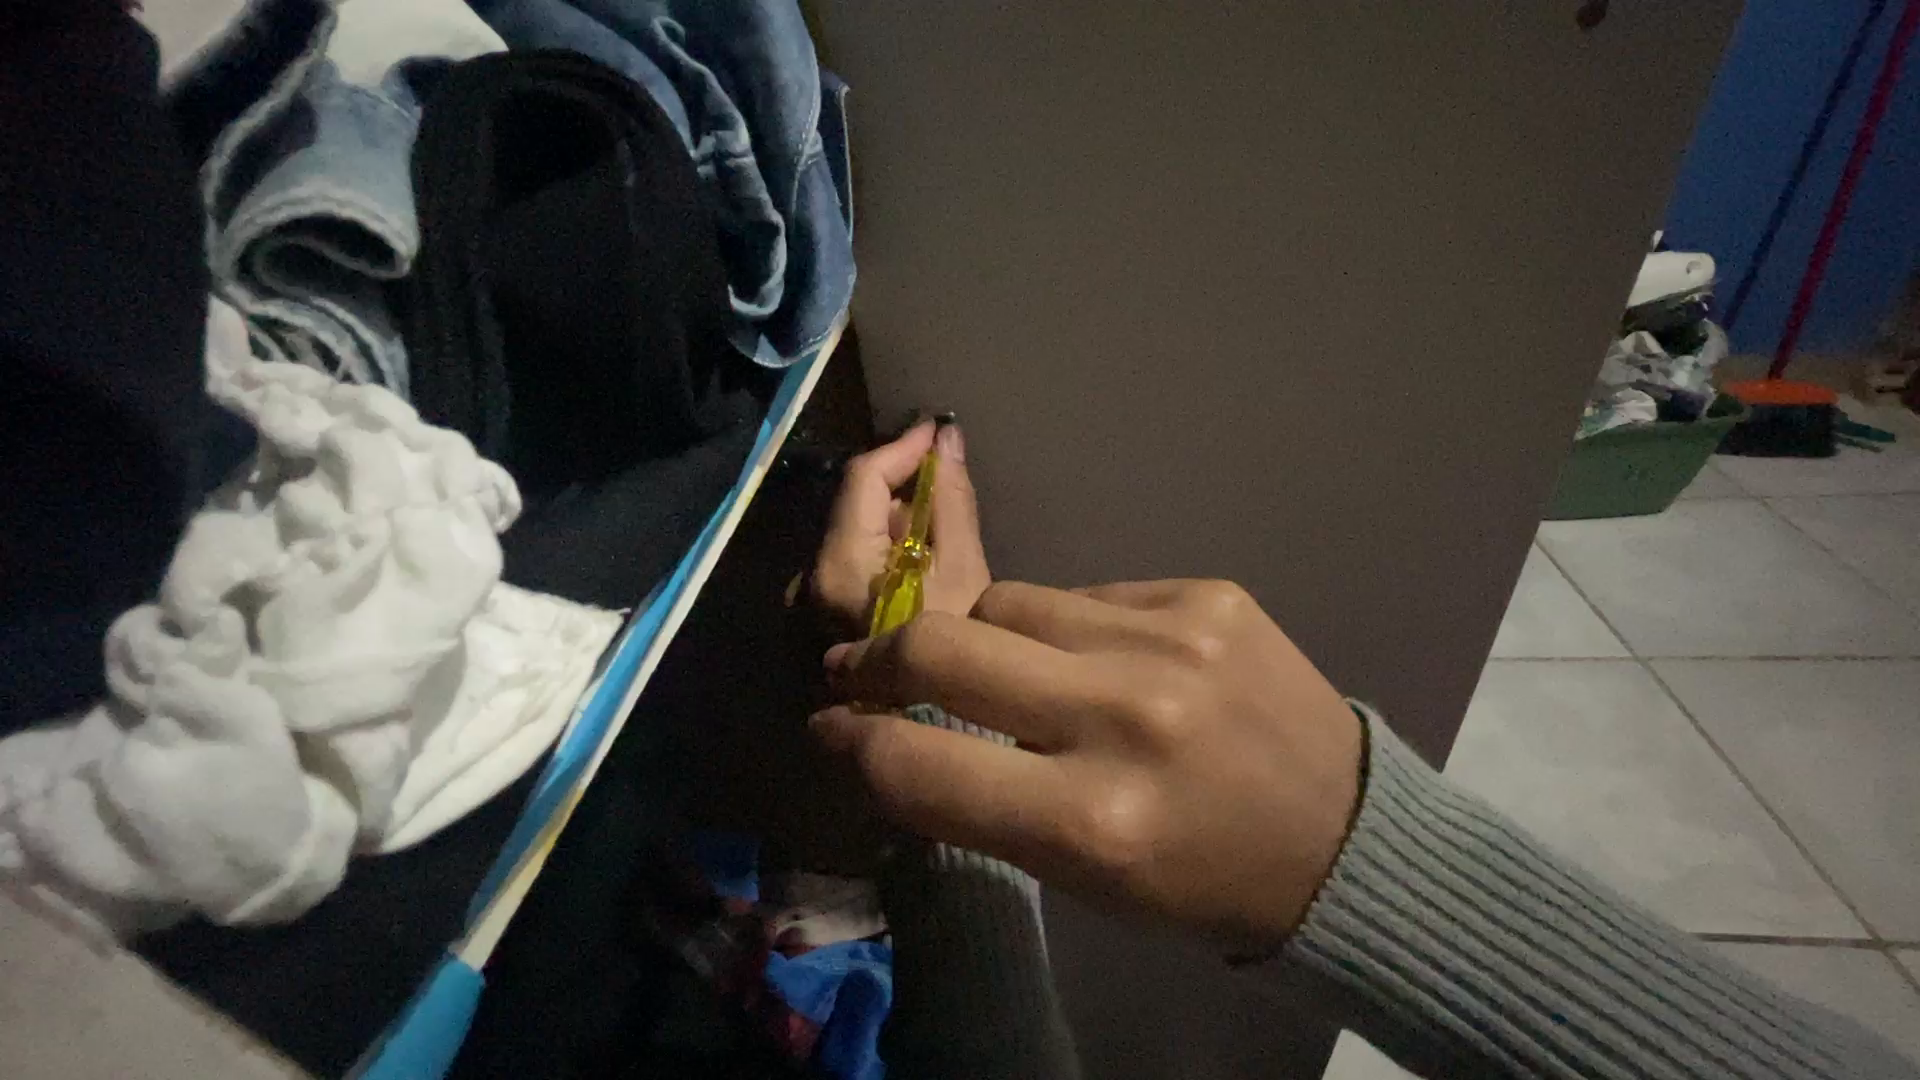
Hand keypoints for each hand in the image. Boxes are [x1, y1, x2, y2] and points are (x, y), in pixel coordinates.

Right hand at [810, 579, 1363, 952]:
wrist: (1345, 836)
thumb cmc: (1198, 877)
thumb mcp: (1080, 872)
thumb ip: (980, 795)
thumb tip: (890, 725)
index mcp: (1091, 823)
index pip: (919, 764)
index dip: (853, 739)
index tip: (831, 722)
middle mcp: (1125, 716)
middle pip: (946, 646)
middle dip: (881, 654)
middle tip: (863, 665)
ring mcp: (1172, 640)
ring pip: (1008, 600)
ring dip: (984, 636)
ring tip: (1010, 669)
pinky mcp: (1206, 594)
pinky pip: (1086, 593)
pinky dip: (1068, 626)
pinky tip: (1103, 659)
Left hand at [812, 420, 990, 628]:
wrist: (929, 720)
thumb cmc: (953, 645)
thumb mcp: (963, 569)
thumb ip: (952, 500)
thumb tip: (948, 440)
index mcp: (842, 562)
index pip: (863, 477)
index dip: (903, 447)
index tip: (938, 431)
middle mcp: (813, 572)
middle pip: (855, 499)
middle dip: (902, 481)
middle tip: (947, 476)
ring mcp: (814, 592)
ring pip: (855, 524)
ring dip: (896, 513)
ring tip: (940, 526)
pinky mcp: (824, 607)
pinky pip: (853, 552)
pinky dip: (885, 541)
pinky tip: (919, 556)